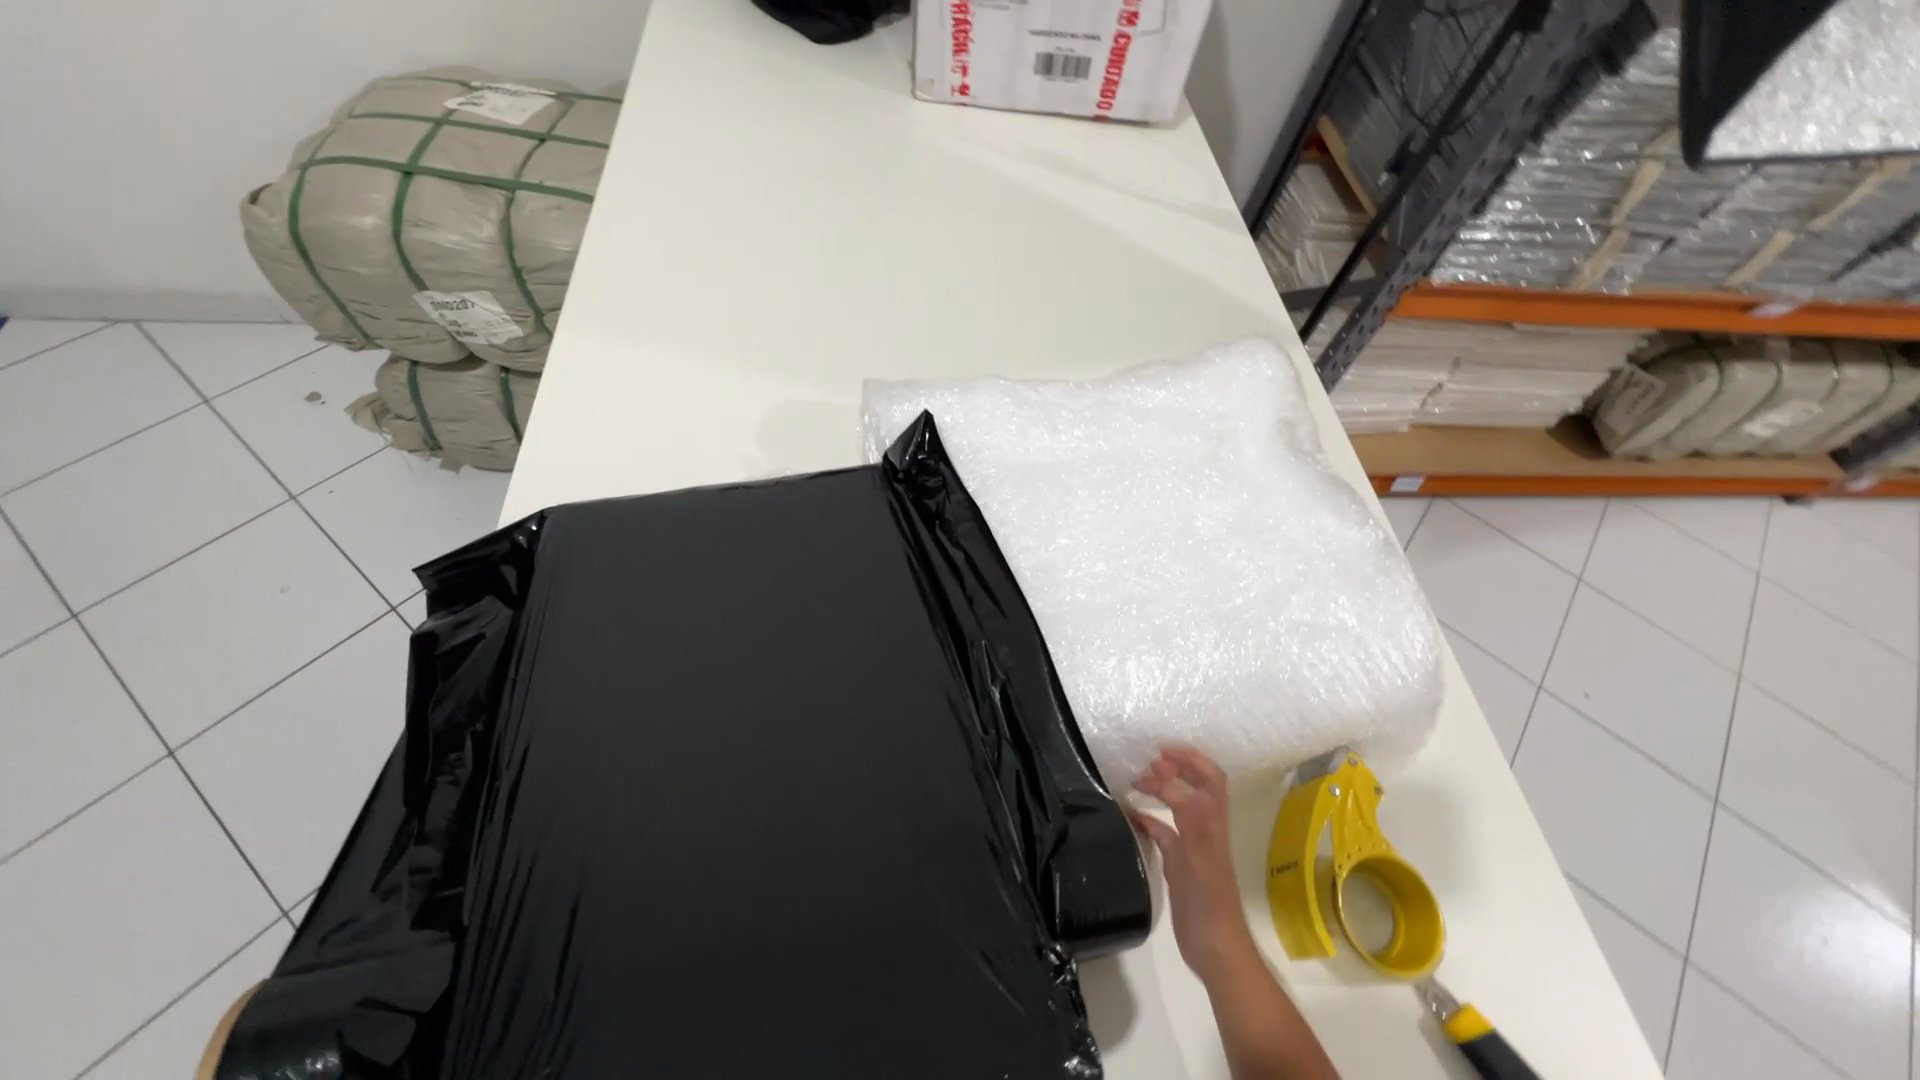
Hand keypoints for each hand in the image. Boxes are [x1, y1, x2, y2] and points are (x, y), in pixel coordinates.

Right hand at [1131, 745, 1257, 980]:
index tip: (1160, 750)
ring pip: (1179, 807)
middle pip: (1195, 787)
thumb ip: (1189, 816)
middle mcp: (1205, 830)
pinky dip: (1147, 820)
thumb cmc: (1211, 905)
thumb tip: (1169, 776)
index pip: (1209, 780)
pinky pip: (1163, 834)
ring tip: (1137, 780)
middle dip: (1175, 768)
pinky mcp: (1179, 865)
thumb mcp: (1199, 856)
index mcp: (1213, 825)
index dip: (1190, 759)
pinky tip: (1129, 816)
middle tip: (1146, 762)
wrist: (1215, 950)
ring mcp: (1192, 847)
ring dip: (1162, 789)